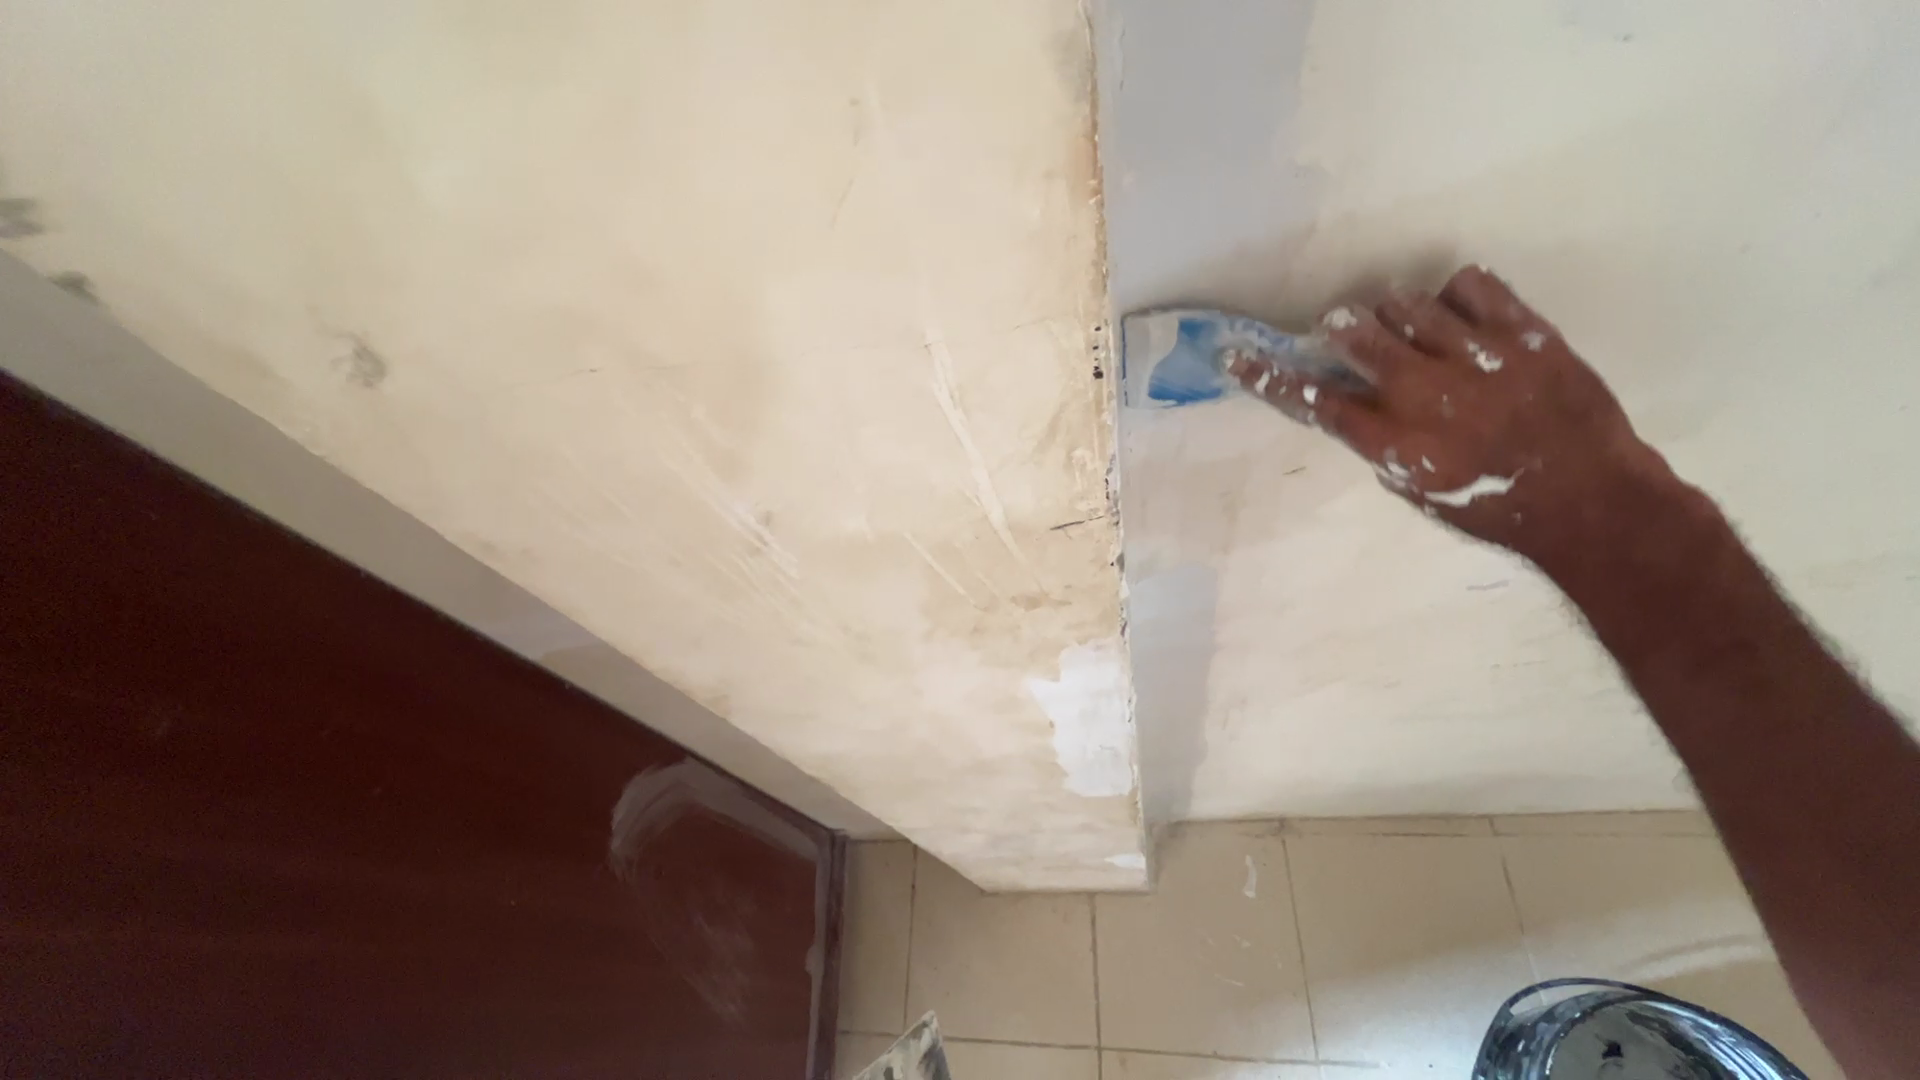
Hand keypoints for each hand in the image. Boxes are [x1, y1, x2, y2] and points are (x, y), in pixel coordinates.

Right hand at [1228, 266, 1684, 564]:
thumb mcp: (1414, 488)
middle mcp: (1422, 391)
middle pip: (1355, 333)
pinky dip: (1456, 296)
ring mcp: (1475, 357)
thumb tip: (1349, 400)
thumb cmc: (1489, 507)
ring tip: (1413, 328)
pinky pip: (1470, 285)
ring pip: (1407, 303)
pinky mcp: (1524, 333)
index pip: (1313, 398)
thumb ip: (1376, 441)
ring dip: (1397, 312)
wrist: (1589, 501)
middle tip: (1351, 332)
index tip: (1237, 356)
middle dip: (1343, 328)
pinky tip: (1462, 318)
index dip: (1269, 376)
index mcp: (1391, 440)